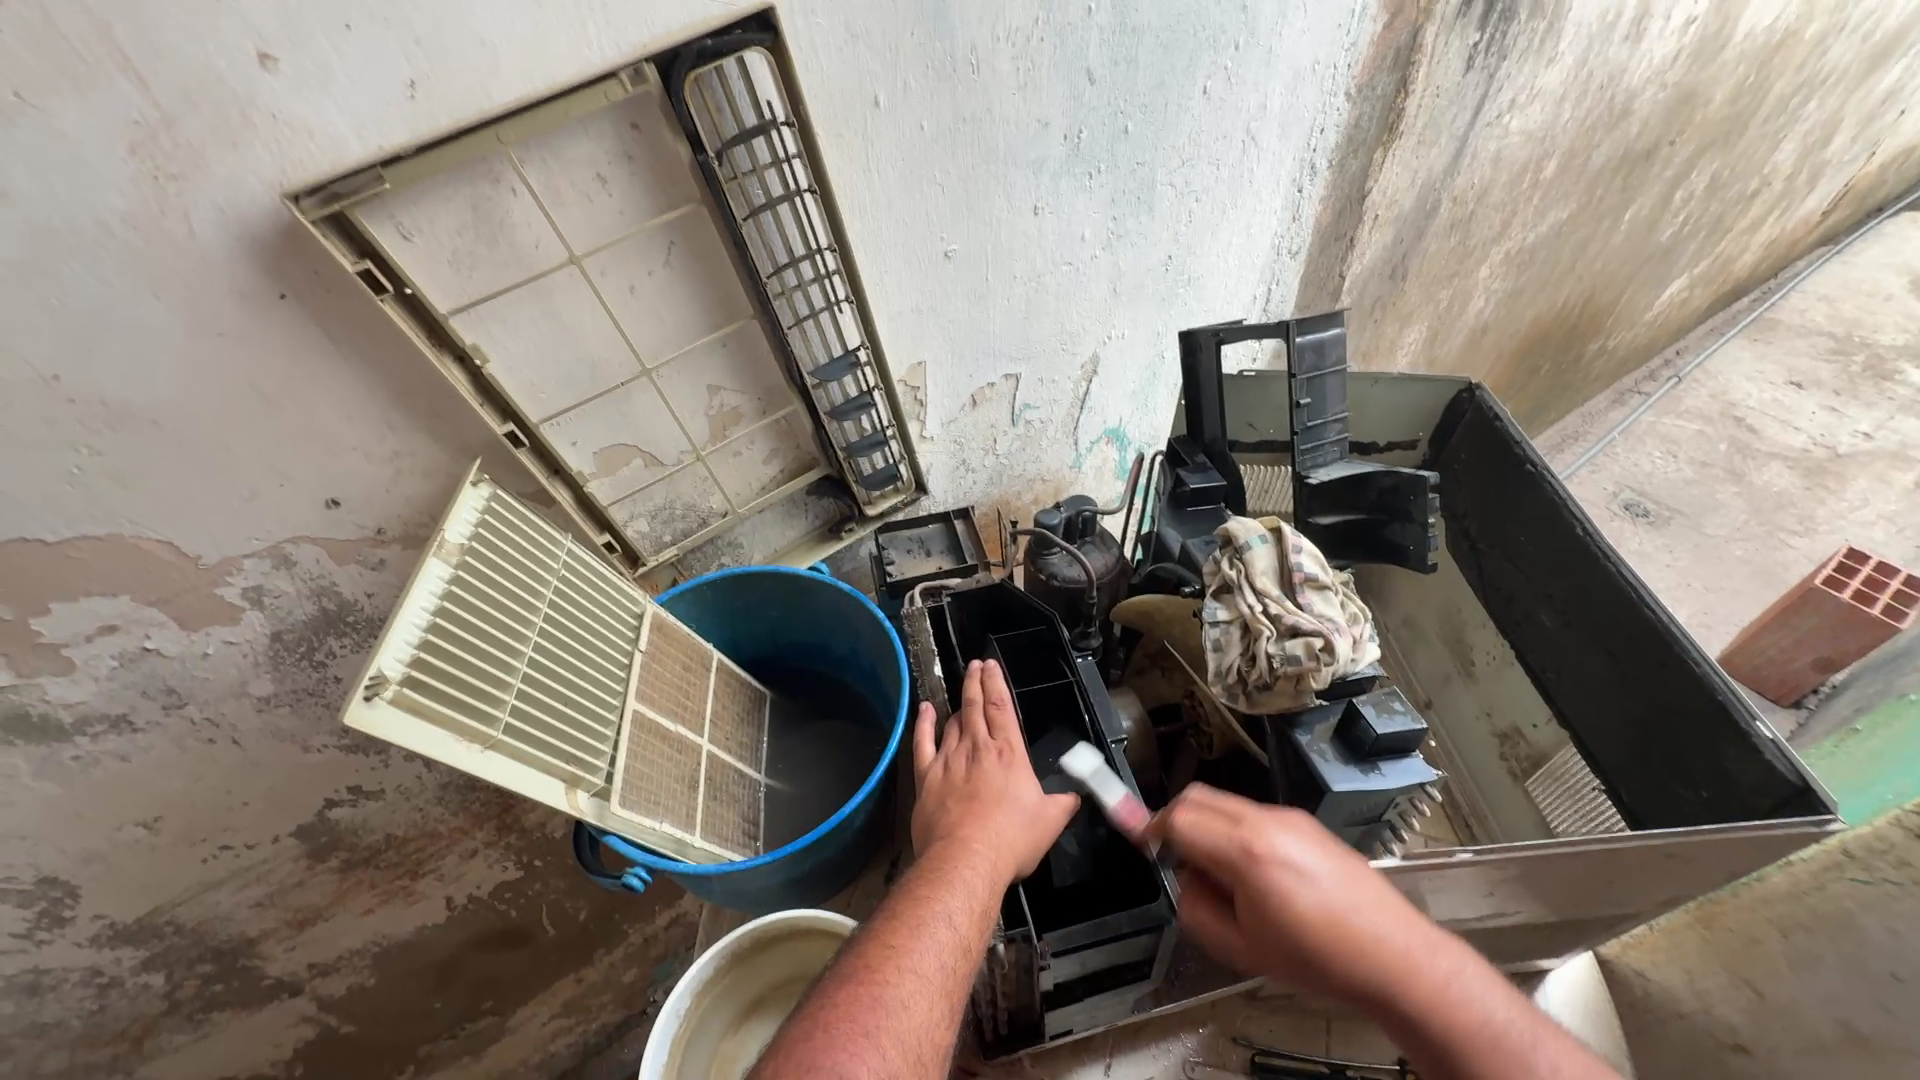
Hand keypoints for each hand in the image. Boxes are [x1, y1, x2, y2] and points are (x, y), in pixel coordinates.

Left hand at [911, 659, 1080, 889]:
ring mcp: (948, 760)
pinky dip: (923, 723)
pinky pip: (922, 741)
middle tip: (975, 665)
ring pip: (952, 722)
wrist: (965, 859)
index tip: (991, 666)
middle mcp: (977, 748)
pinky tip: (925, 710)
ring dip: (957, 703)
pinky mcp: (926, 777)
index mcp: (1008, 753)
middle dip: (975, 681)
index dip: (996, 683)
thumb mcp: (1050, 822)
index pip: (1001, 707)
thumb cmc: (1010, 840)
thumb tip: (1074, 797)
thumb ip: (1063, 804)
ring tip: (961, 692)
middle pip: (974, 705)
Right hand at [1147, 784, 1450, 1008]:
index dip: (1150, 830)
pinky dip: (1232, 829)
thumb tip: (1182, 881)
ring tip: (1219, 876)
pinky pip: (1251, 812)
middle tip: (1170, 856)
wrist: (1394, 958)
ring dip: (1204, 826)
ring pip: (1223, 802)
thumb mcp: (1241, 948)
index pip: (1178, 818)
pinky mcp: (1305, 823)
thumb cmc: (1322, 960)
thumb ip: (1195, 908)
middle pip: (1196, 796)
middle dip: (1173, 820)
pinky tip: (1250, 873)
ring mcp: (1289, 818)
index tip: (1141, 844)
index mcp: (1247, 852)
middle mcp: (1267, 822)